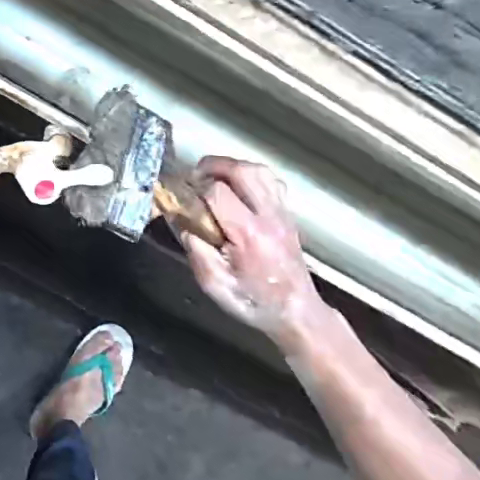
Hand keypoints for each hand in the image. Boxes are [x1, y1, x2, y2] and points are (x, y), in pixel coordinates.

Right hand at [180, 156, 324, 348]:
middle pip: (242, 170)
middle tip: (194, 177)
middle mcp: (268, 217)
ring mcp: (282, 213)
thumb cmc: (254, 302)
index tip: (183, 196)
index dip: (195, 188)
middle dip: (213, 166)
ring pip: (259, 170)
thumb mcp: (214, 285)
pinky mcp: (287, 214)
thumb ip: (196, 251)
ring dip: (231, 167)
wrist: (297, 313)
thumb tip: (182, 223)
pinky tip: (237, 187)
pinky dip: (249, 176)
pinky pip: (270, 180)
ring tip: (213, 178)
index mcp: (249, 234)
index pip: (218, 191)